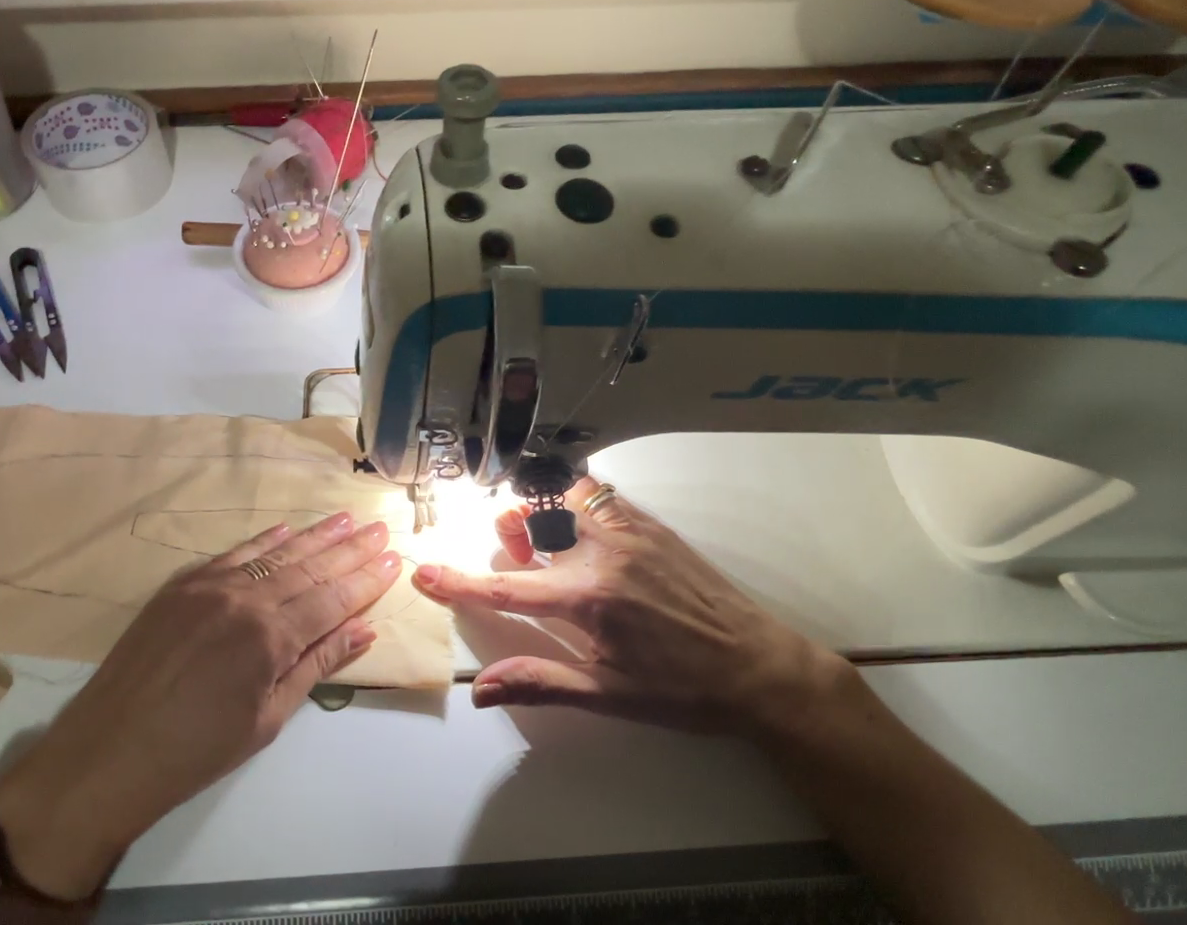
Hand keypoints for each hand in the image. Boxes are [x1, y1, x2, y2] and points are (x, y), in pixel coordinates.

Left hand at [0, 514, 401, 900]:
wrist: (108, 750)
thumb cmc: (197, 750)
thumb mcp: (268, 718)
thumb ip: (316, 666)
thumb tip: (363, 631)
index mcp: (270, 638)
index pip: (332, 600)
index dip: (365, 580)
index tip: (393, 559)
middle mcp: (244, 600)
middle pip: (309, 568)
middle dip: (349, 549)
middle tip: (380, 527)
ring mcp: (209, 587)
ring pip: (274, 554)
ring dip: (313, 536)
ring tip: (345, 519)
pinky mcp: (180, 586)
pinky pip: (232, 554)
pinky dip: (262, 542)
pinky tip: (285, 530)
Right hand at [413, 478, 852, 739]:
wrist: (761, 668)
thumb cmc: (681, 691)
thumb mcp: (607, 694)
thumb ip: (539, 681)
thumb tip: (481, 691)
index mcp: (588, 597)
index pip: (506, 588)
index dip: (459, 583)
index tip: (425, 573)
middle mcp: (605, 551)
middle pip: (535, 516)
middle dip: (511, 528)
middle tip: (516, 548)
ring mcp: (634, 531)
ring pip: (569, 492)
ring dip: (545, 507)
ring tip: (551, 536)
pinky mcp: (656, 526)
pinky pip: (604, 495)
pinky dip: (580, 501)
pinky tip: (588, 531)